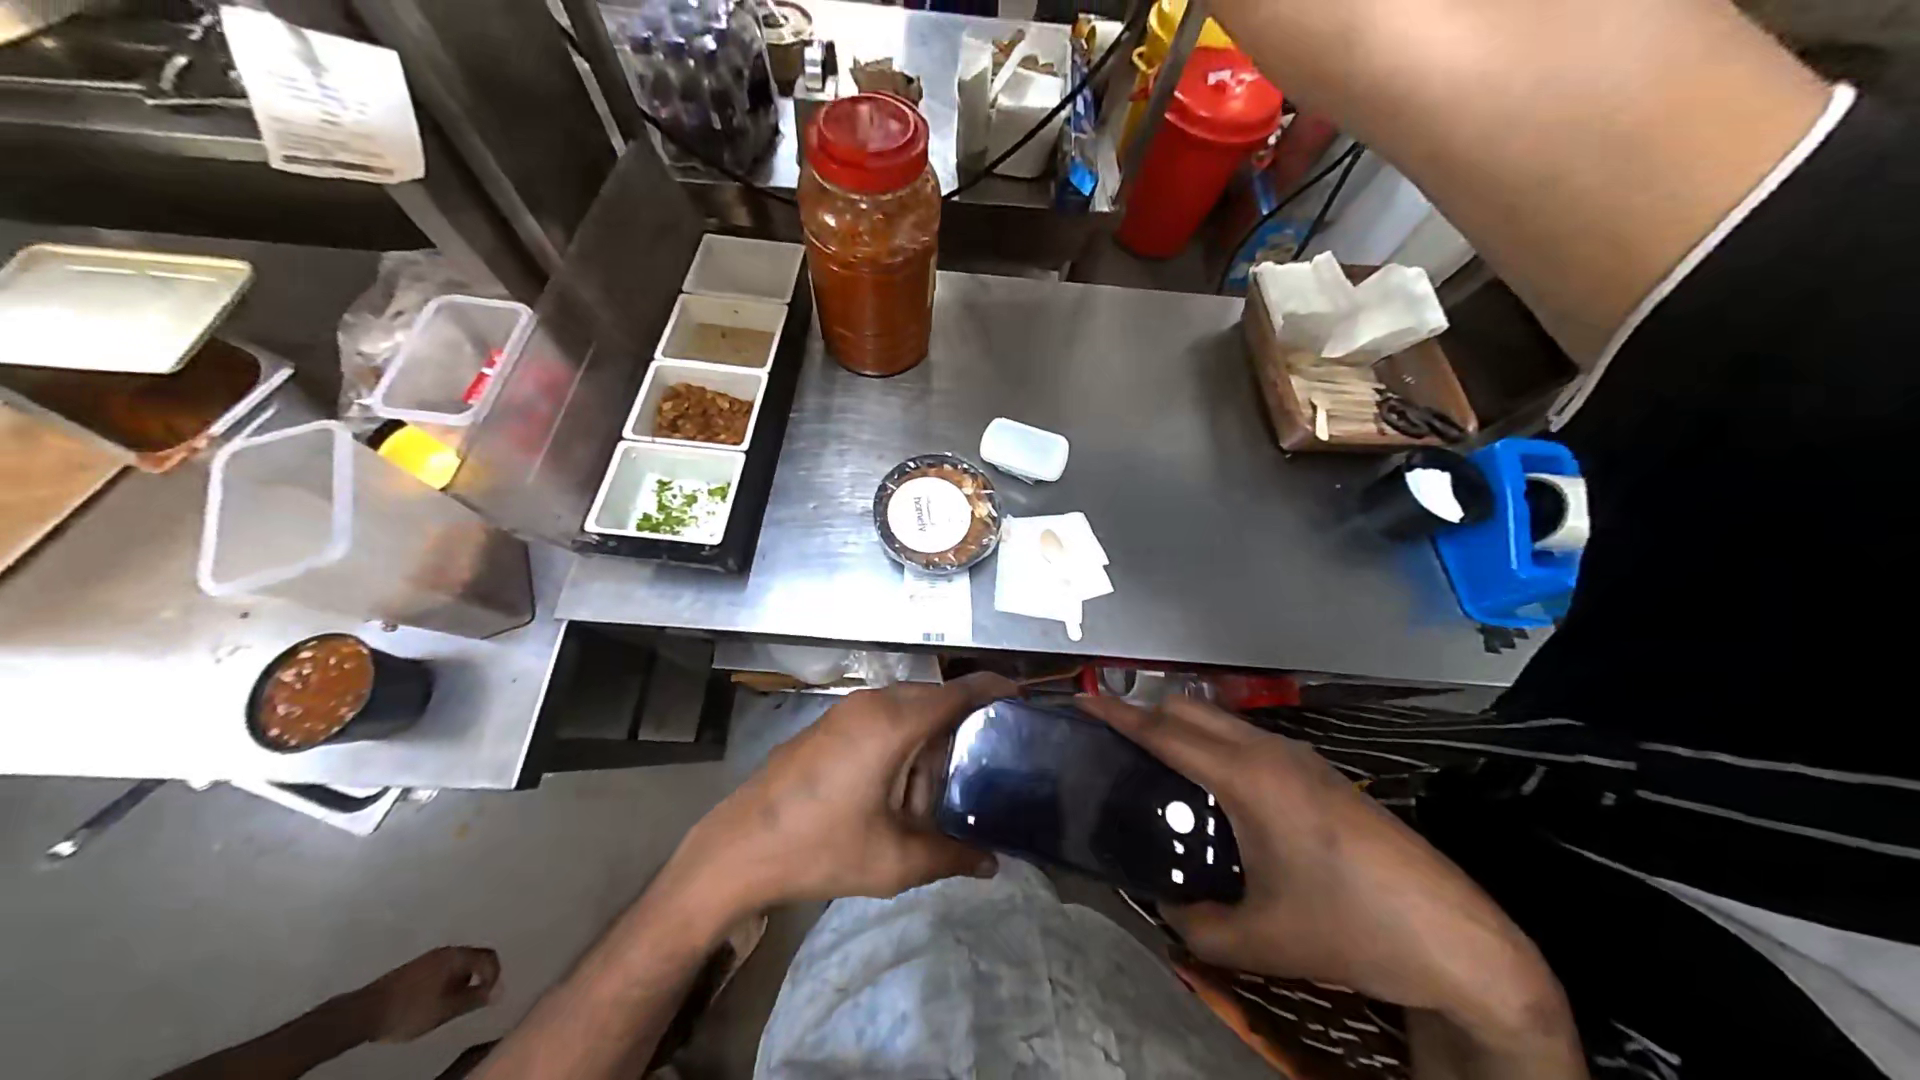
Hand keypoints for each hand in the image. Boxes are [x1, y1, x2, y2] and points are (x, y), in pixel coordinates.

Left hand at [343, 946, 501, 1042]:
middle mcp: (447, 951)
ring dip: (462, 981)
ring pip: (458, 964)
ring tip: (452, 1003)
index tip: (488, 996)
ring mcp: (429, 957)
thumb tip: (498, 992)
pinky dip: (448, 981)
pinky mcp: (416, 967)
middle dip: (479, 977)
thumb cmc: (410, 1010)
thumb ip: (475, 999)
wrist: (364, 1012)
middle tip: (472, 1000)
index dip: (495, 975)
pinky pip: (443, 968)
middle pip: (475, 957)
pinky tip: (435, 1000)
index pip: (490, 957)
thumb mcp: (447, 1009)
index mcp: (458, 956)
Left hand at [665, 673, 1014, 917]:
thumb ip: (951, 856)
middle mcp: (873, 703)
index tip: (1023, 698)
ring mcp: (846, 710)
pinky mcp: (829, 723)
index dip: (994, 689)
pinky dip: (902, 742)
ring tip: (937, 790)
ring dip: (927, 741)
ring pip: (907, 710)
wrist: (738, 849)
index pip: (959, 692)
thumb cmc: (820, 848)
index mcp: (894, 723)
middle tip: (986, 763)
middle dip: (961, 726)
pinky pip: (882, 718)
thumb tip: (992, 863)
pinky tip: (897, 786)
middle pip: (934, 700)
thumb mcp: (894, 859)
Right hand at [1076, 695, 1575, 1048]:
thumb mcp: (1259, 938)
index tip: (1082, 702)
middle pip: (1188, 709)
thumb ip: (1194, 924)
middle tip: (1110, 741)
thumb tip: (1162, 907)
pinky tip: (1212, 791)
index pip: (1165, 731)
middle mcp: (1271, 753)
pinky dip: (1212, 743)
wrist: (1455, 937)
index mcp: (1248, 779)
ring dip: (1181, 727)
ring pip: (1220, 721)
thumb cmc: (1350, 928)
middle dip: (1143, 713)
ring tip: (1153, 763)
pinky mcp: (1319, 772)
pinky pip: (1246, 739)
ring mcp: (1300, 758)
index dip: (1118, 714)